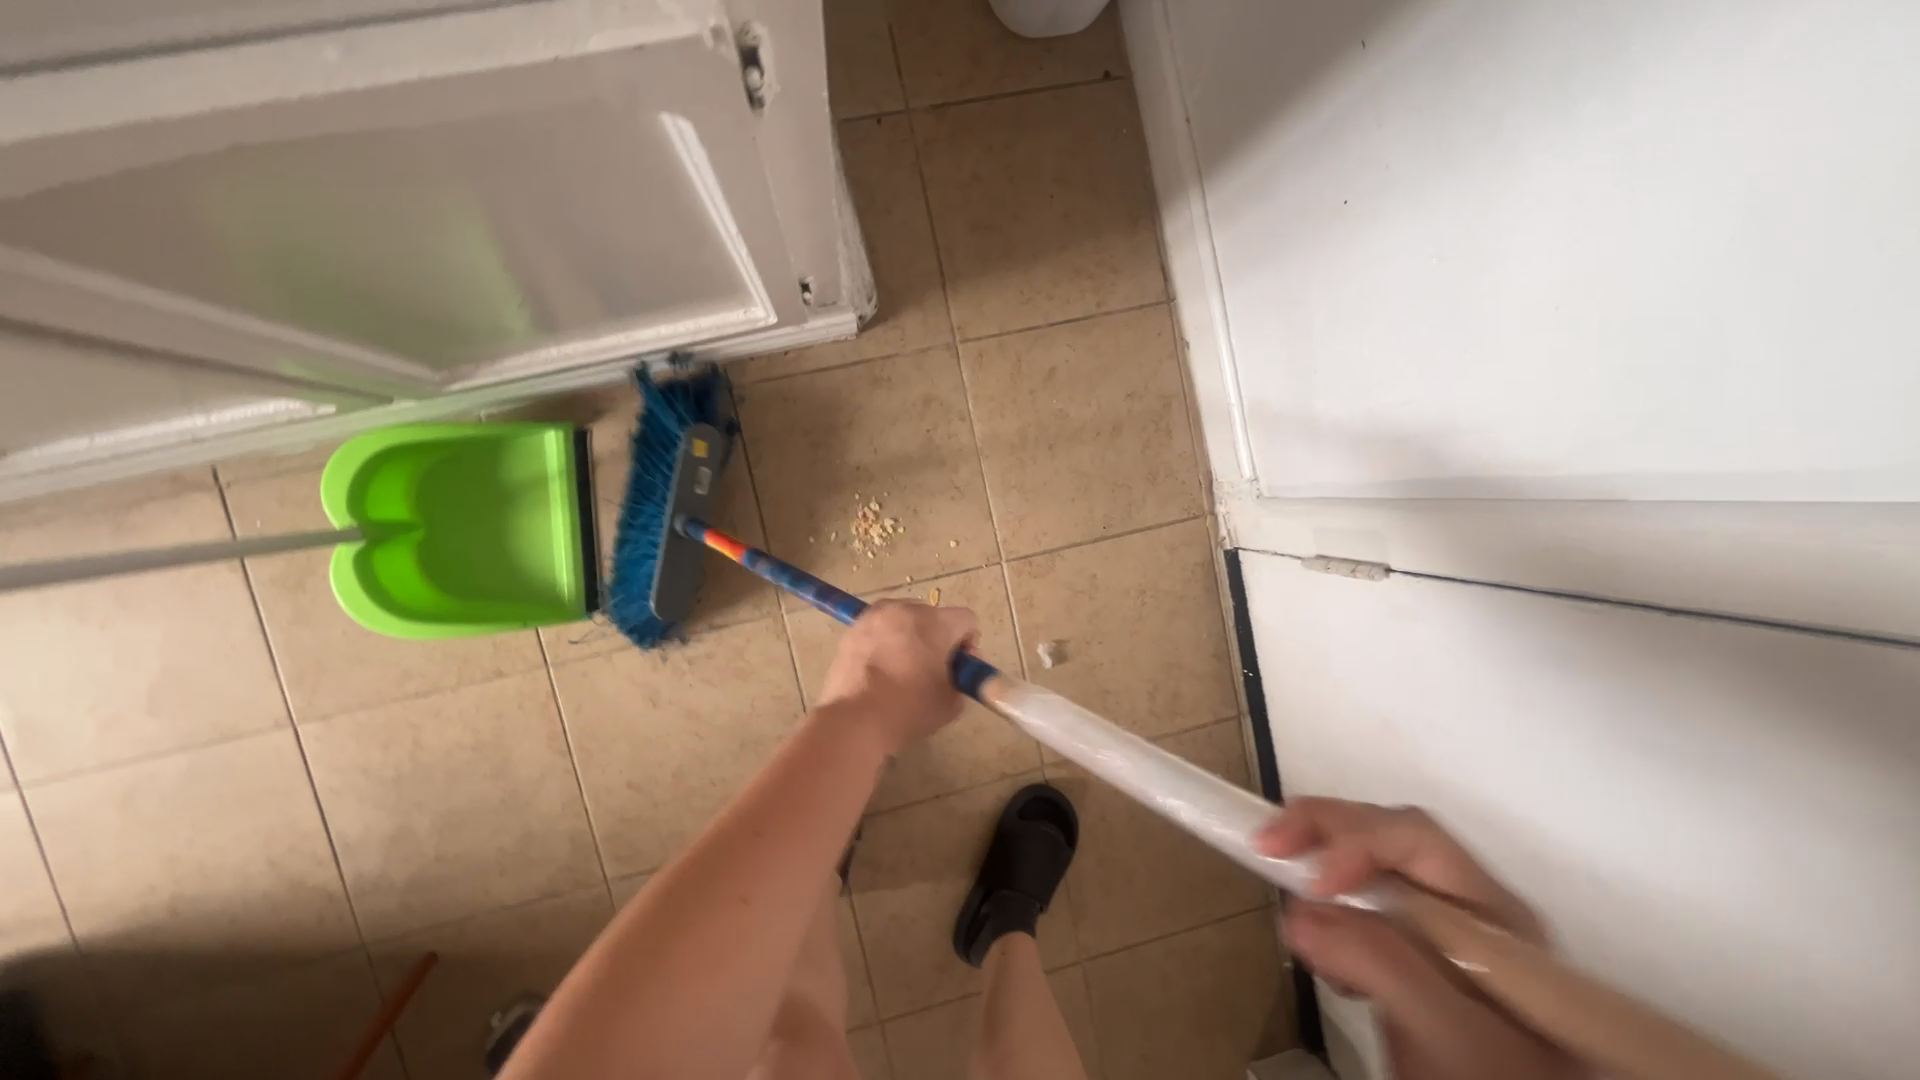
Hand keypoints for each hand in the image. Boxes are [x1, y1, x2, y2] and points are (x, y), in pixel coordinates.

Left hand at [816, 600, 978, 754]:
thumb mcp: (952, 701)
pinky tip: (879, 668)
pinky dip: (884, 641)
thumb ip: (965, 677)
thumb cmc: (909, 709)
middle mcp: (906, 608)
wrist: (855, 719)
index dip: (967, 643)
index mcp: (936, 622)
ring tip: (900, 667)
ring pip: (904, 619)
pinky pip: (879, 628)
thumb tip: (958, 667)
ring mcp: (876, 615)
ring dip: (909, 636)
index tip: (957, 666)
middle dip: (936, 637)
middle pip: (933, 616)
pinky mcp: (853, 627)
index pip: (966, 620)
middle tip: (929, 668)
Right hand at [1255, 798, 1579, 1079]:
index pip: (1415, 839)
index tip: (1308, 882)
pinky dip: (1322, 912)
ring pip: (1367, 868)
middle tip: (1264, 846)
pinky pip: (1356, 910)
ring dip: (1318, 869)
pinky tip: (1314, 945)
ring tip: (1285, 895)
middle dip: (1324, 834)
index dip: (1354, 842)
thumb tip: (1297, 915)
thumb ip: (1382, 967)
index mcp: (1492, 913)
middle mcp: (1465, 909)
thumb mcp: (1448, 1031)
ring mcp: (1436, 936)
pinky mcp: (1407, 961)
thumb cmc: (1493, 1079)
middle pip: (1387, 838)